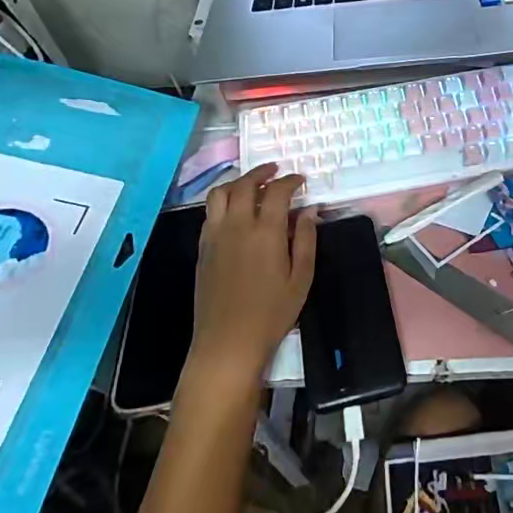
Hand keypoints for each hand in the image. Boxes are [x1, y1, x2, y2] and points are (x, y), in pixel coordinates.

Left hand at [189, 164, 318, 374]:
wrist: (228, 341)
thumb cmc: (272, 312)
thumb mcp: (301, 277)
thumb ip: (306, 239)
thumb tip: (310, 210)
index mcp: (265, 232)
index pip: (276, 192)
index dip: (290, 181)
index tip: (300, 180)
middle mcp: (236, 226)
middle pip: (244, 184)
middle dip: (261, 172)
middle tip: (276, 171)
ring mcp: (214, 236)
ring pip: (220, 194)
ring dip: (238, 182)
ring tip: (253, 185)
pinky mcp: (202, 248)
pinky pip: (209, 212)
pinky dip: (224, 201)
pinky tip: (236, 211)